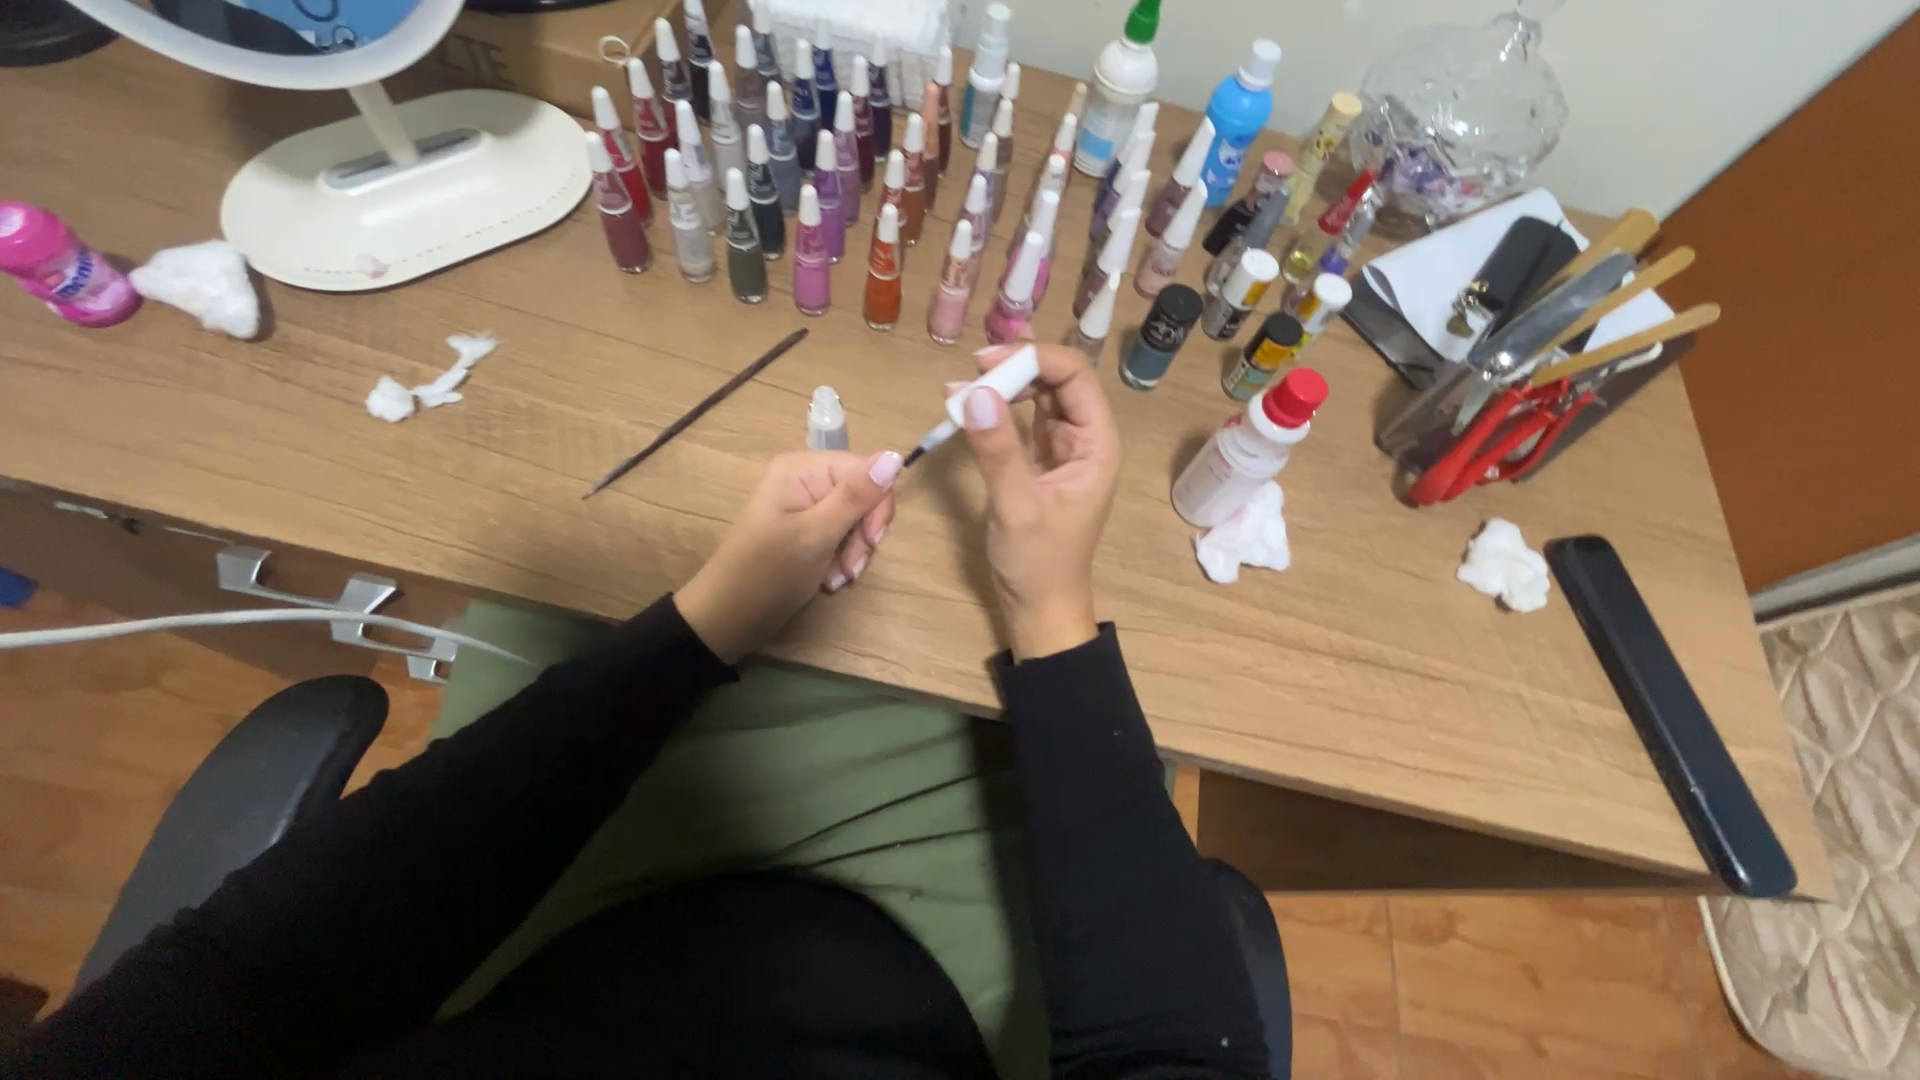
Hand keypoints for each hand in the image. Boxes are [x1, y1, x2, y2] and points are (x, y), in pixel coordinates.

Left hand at [676, 449, 901, 662]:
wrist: (729, 619)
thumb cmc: (768, 573)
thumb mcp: (816, 534)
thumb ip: (856, 496)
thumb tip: (896, 454)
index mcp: (803, 469)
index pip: (866, 470)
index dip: (877, 505)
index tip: (872, 541)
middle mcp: (806, 480)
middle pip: (864, 495)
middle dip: (864, 535)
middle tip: (850, 567)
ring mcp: (807, 507)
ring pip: (857, 520)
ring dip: (854, 553)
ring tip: (837, 579)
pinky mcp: (808, 532)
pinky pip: (843, 537)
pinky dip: (843, 560)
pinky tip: (831, 580)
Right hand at [958, 344, 1122, 659]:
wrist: (1040, 607)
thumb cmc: (1039, 563)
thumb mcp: (1017, 506)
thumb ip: (997, 449)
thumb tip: (973, 393)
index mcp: (1097, 444)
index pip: (1075, 377)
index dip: (1034, 359)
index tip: (986, 362)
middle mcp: (1083, 439)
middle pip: (1057, 380)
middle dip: (1017, 367)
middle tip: (971, 369)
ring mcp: (1061, 450)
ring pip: (1038, 398)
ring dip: (1004, 385)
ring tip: (962, 384)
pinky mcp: (1038, 463)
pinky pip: (1020, 422)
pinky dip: (996, 410)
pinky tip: (967, 404)